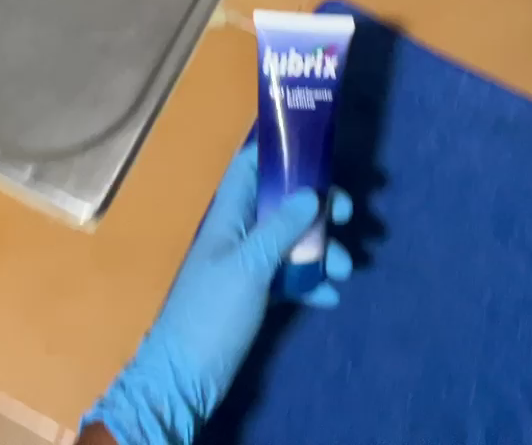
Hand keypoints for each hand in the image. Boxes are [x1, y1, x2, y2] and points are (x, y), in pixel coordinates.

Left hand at [85, 144, 353, 444]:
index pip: (250, 167)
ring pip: (291, 240)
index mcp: (229, 214)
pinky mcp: (256, 293)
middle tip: (346, 214)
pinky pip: (290, 275)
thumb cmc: (213, 311)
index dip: (279, 153)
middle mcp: (240, 231)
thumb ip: (281, 227)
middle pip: (281, 202)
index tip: (316, 153)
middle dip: (316, 206)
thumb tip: (311, 192)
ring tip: (345, 269)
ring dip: (321, 248)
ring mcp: (248, 263)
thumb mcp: (250, 265)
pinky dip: (311, 281)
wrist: (185, 378)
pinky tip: (330, 297)